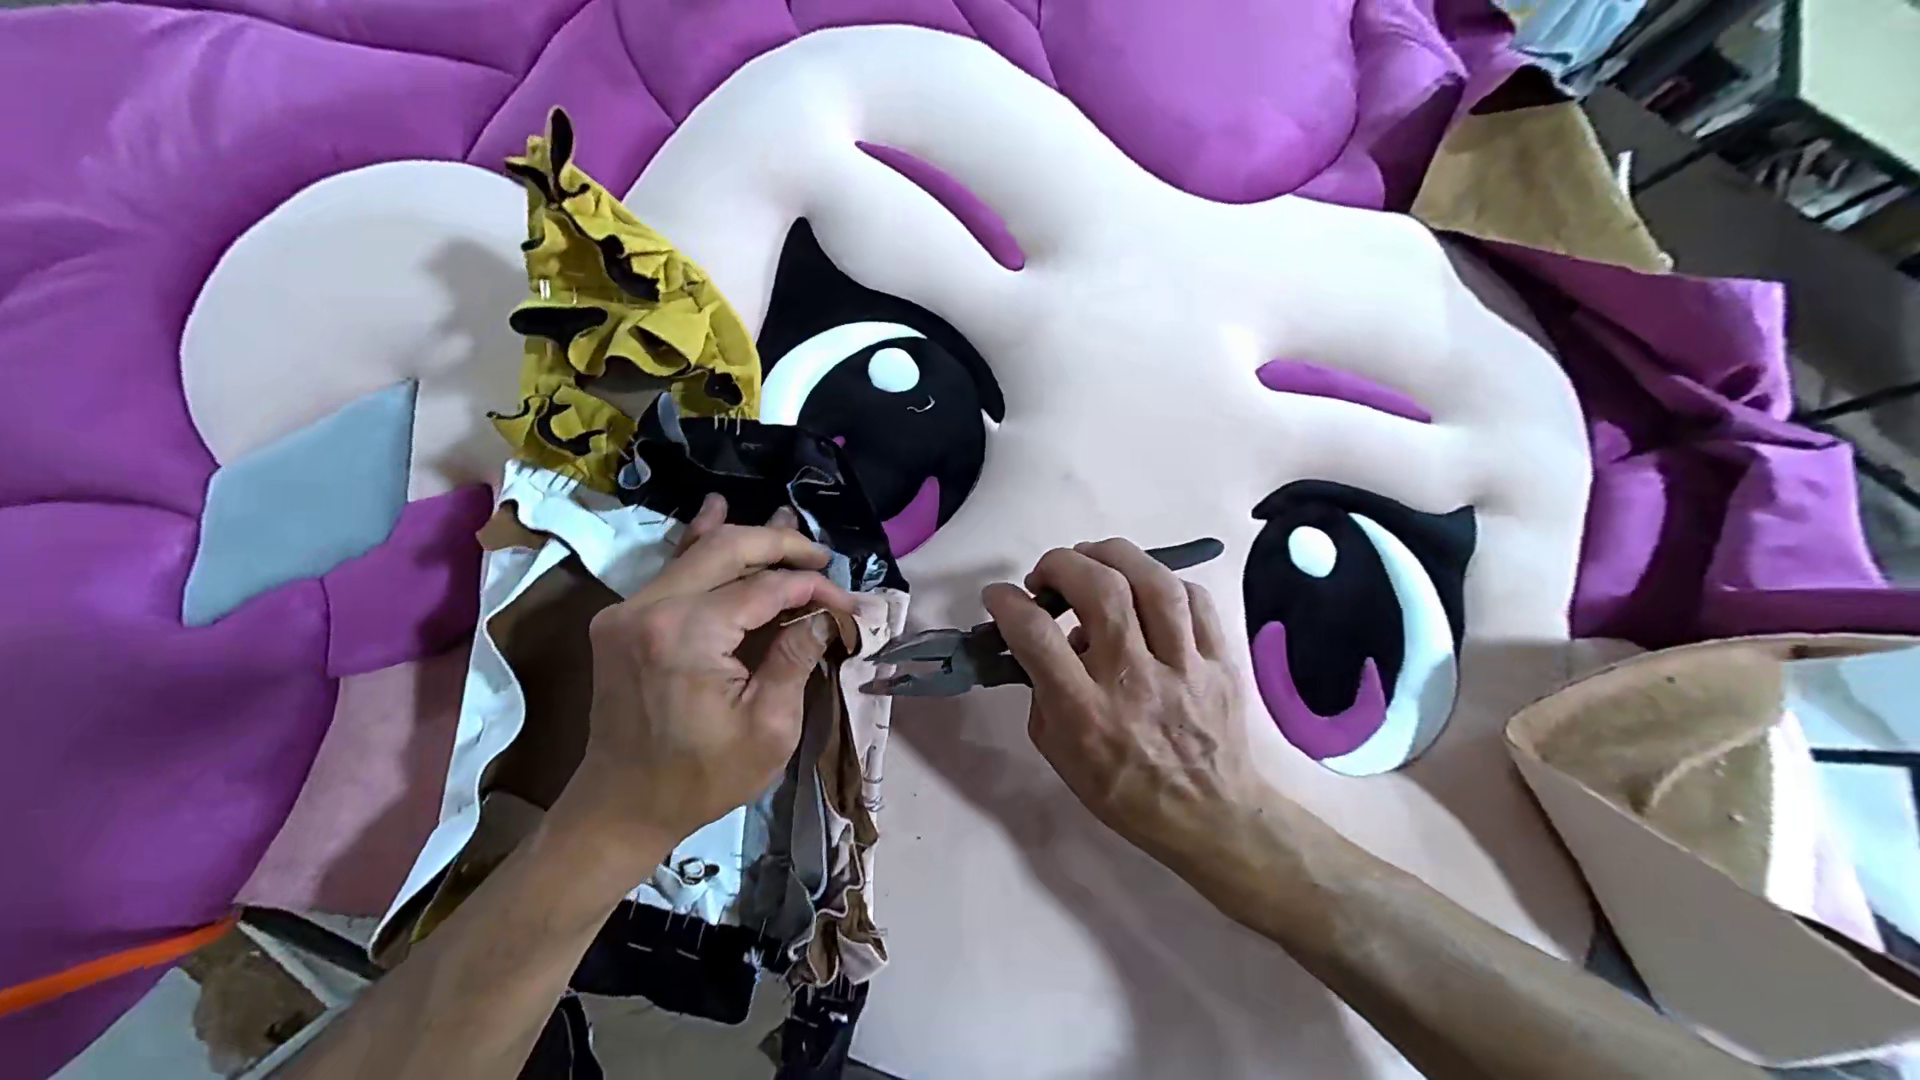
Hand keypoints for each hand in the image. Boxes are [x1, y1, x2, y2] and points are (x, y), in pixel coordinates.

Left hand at [566, 495, 853, 852]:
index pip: (764, 587)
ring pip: (699, 551)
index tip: (848, 604)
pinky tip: (716, 511)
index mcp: (686, 635)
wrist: (620, 806)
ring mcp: (628, 609)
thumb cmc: (701, 777)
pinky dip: (703, 545)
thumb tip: (828, 614)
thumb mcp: (768, 727)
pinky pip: (673, 569)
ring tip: (791, 529)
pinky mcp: (623, 618)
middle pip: (728, 548)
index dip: (812, 588)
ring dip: (749, 541)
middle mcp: (649, 608)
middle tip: (823, 558)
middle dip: (782, 546)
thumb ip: (796, 658)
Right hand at [982, 539, 1264, 876]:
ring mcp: (1184, 667)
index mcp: (1085, 711)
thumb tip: (1044, 639)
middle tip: (1047, 575)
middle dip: (1061, 564)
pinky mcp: (1219, 660)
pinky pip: (1195, 598)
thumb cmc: (1121, 788)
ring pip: (1153, 582)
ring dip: (1113, 555)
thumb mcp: (1057, 751)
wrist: (1208, 816)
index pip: (1036, 635)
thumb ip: (1042, 690)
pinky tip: (1143, 587)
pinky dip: (1162, 580)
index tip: (998, 595)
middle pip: (1100, 591)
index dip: (1007, 602)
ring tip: (1091, 559)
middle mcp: (1133, 680)